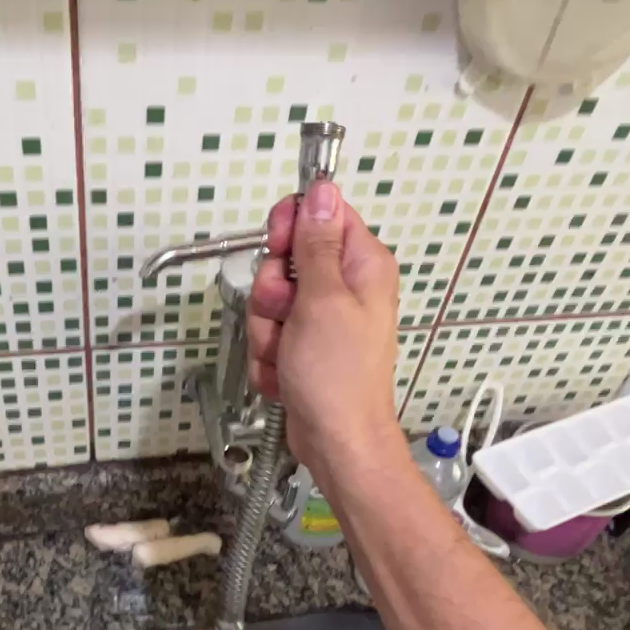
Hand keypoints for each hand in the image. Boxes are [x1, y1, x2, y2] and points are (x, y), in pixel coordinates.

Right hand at [248, 180, 403, 482]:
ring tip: (286, 356)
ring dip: (267, 333)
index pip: (320, 215)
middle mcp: (344, 288)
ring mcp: (321, 322)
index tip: (278, 252)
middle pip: (286, 262)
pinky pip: (270, 337)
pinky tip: (284, 375)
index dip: (290, 229)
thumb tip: (322, 188)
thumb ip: (317, 243)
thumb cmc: (336, 373)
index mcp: (362, 265)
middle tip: (285, 316)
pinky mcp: (303, 349)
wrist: (336, 441)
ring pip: (270, 304)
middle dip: (272, 294)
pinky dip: (269, 358)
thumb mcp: (323, 299)